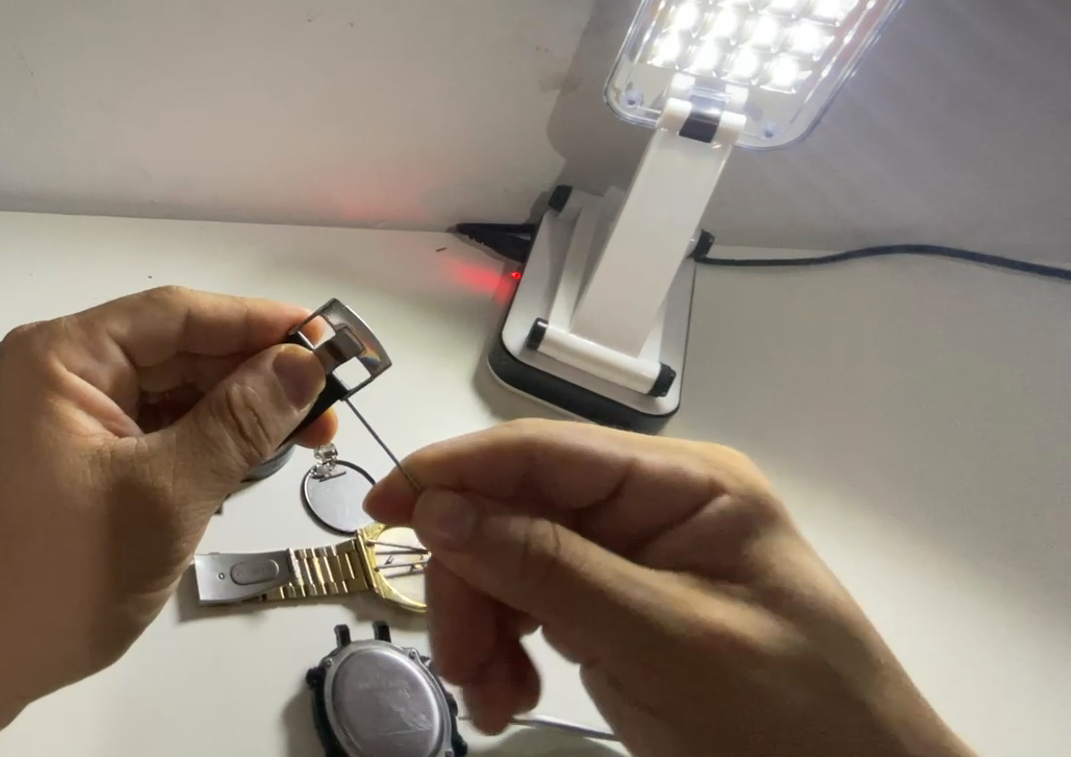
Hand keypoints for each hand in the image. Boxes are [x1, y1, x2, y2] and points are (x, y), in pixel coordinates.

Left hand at [0, 287, 331, 755]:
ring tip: (303, 432)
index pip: (175, 314)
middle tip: (327, 403)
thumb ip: (237, 423)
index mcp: (65, 354)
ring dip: (231, 410)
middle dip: (250, 373)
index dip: (255, 321)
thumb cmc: (57, 574)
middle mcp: (62, 369)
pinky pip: (150, 427)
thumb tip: (303, 362)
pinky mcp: (76, 452)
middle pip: (173, 349)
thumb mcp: (162, 494)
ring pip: (166, 391)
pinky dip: (199, 440)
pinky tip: (247, 457)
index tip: (325, 339)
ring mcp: (66, 412)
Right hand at [364, 420, 973, 756]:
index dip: (451, 471)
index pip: (536, 451)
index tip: (382, 507)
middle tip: (455, 656)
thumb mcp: (671, 645)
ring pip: (499, 558)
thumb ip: (548, 567)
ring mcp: (615, 554)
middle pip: (506, 511)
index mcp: (675, 483)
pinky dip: (497, 646)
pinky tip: (503, 692)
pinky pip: (517, 602)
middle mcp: (637, 503)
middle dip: (470, 582)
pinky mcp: (599, 602)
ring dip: (477, 622)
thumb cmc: (797, 732)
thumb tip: (434, 510)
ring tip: (485, 692)